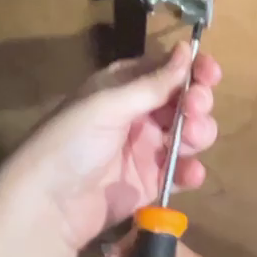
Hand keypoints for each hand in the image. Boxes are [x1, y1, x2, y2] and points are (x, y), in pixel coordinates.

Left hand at [0, 43, 220, 256]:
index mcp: (120, 87)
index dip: (191, 69)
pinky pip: (180, 171)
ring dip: (198, 133)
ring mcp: (144, 150)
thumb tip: (187, 48)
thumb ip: (152, 83)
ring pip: (187, 134)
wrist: (45, 208)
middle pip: (181, 100)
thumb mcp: (108, 105)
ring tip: (192, 141)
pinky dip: (190, 171)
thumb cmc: (71, 144)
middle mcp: (135, 114)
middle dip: (197, 102)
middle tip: (195, 109)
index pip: (164, 69)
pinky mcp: (149, 183)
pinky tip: (189, 174)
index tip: (211, 74)